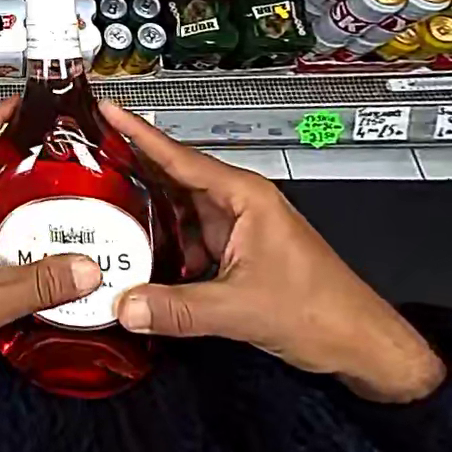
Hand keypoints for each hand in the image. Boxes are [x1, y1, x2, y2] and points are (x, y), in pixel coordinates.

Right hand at [103, 103, 446, 403]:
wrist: (359, 341)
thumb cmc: (320, 310)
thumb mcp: (241, 308)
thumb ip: (178, 309)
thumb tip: (126, 305)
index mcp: (244, 195)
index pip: (181, 157)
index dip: (140, 133)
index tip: (110, 110)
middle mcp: (239, 201)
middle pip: (175, 175)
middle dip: (135, 164)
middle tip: (92, 153)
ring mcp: (236, 224)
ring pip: (180, 207)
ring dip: (147, 208)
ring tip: (105, 201)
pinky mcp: (235, 247)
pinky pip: (189, 234)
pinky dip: (164, 240)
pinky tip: (140, 248)